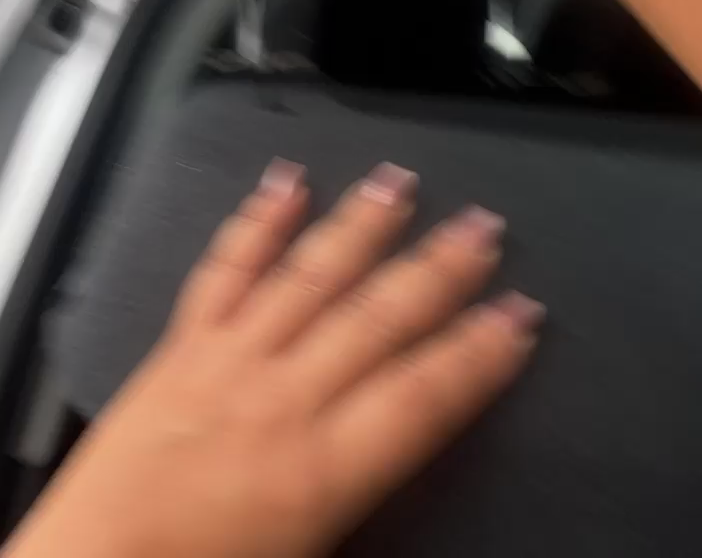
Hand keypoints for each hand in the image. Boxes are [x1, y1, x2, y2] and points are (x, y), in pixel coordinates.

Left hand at [0, 160, 541, 557]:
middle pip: (376, 319)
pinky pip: (225, 269)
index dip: (478, 353)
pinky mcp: (184, 343)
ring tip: (399, 183)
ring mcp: (227, 358)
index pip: (420, 397)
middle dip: (438, 271)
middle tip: (480, 228)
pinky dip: (257, 221)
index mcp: (316, 471)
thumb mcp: (311, 553)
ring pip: (308, 276)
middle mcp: (278, 399)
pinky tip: (285, 181)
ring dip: (359, 226)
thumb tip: (406, 445)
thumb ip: (363, 488)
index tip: (517, 314)